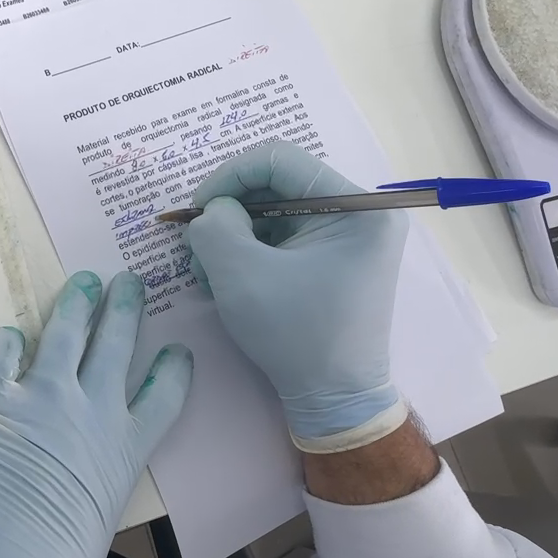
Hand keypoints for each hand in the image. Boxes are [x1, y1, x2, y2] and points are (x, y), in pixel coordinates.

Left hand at [0, 272, 192, 557]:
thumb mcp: (94, 520)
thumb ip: (92, 474)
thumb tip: (76, 458)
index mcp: (124, 452)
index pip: (164, 397)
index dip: (172, 370)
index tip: (177, 350)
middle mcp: (90, 413)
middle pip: (116, 345)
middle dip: (124, 307)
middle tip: (128, 280)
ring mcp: (41, 399)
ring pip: (66, 332)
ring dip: (76, 301)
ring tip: (83, 281)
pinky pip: (3, 351)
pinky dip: (8, 339)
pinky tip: (9, 336)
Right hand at [184, 141, 408, 452]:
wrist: (333, 398)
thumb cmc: (294, 333)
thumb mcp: (240, 273)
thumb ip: (214, 225)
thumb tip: (214, 212)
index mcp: (356, 208)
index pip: (277, 159)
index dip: (227, 176)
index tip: (198, 211)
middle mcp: (359, 212)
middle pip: (273, 183)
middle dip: (227, 211)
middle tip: (198, 244)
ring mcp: (345, 235)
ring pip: (269, 209)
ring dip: (231, 233)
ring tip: (208, 270)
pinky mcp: (329, 255)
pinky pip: (277, 233)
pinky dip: (245, 249)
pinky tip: (226, 277)